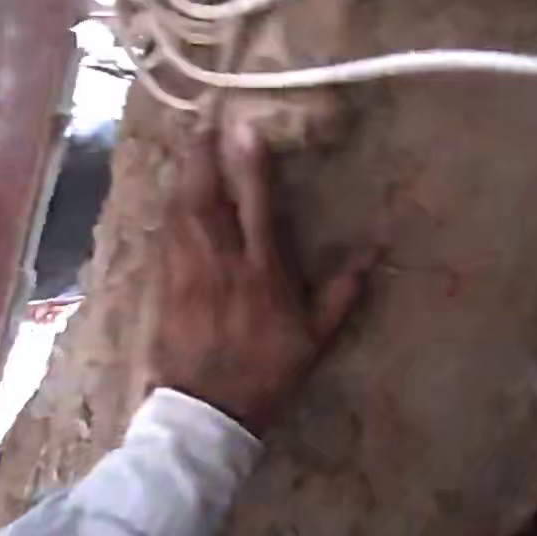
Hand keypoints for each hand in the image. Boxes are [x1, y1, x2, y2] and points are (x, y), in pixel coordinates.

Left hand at [141, 124, 372, 435]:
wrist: (205, 414)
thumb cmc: (267, 371)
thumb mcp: (315, 339)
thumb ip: (341, 294)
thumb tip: (372, 253)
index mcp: (262, 273)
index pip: (257, 207)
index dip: (252, 165)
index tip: (246, 129)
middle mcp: (221, 263)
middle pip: (206, 198)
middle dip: (203, 156)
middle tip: (203, 121)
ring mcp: (186, 273)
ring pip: (180, 211)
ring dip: (184, 173)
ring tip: (188, 144)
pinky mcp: (163, 286)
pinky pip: (164, 234)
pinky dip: (170, 206)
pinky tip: (173, 192)